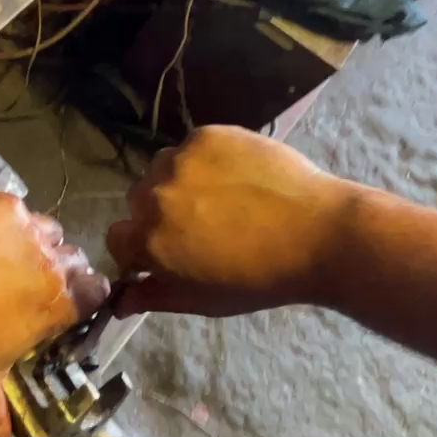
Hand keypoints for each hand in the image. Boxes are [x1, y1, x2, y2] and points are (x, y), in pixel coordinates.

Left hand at [0, 193, 106, 436]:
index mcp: (56, 303)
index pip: (97, 294)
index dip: (88, 299)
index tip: (71, 305)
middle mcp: (51, 260)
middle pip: (75, 260)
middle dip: (64, 271)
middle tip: (35, 283)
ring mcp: (26, 226)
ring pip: (48, 230)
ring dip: (39, 243)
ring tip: (9, 256)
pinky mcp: (0, 202)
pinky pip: (15, 209)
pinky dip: (5, 221)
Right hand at [108, 126, 361, 317]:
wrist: (319, 233)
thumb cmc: (261, 278)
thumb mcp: (202, 300)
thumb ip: (154, 296)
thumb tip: (119, 301)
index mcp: (149, 241)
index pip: (117, 238)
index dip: (140, 247)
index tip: (167, 250)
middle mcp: (154, 197)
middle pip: (137, 201)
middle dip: (158, 213)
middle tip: (199, 225)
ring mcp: (180, 161)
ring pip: (161, 170)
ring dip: (177, 182)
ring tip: (219, 197)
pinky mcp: (206, 136)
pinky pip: (190, 147)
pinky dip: (205, 160)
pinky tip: (235, 176)